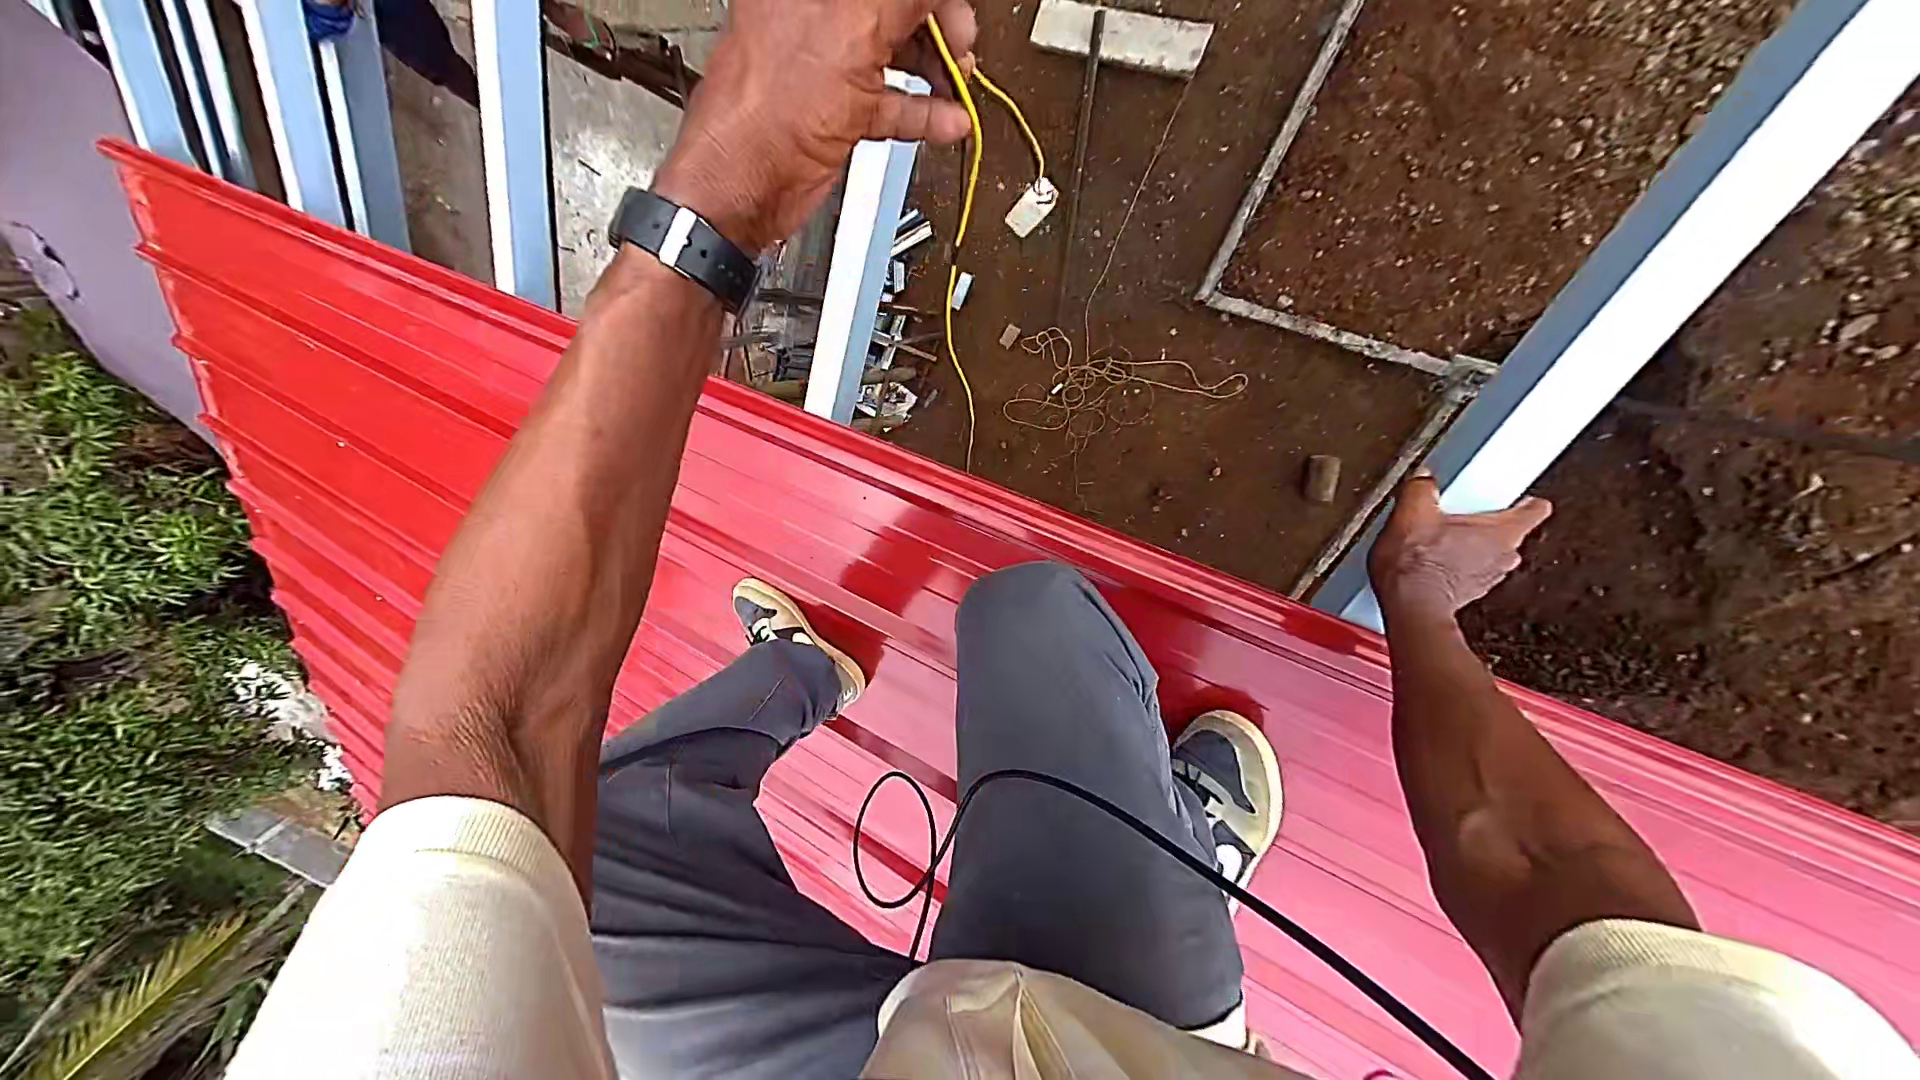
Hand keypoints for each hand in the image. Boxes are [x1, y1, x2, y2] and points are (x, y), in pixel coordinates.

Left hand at [653, 0, 978, 253]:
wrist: (747, 185)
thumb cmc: (769, 112)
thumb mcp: (850, 33)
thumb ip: (897, 3)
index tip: (955, 20)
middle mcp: (822, 17)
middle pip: (896, 10)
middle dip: (938, 27)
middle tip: (962, 51)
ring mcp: (831, 68)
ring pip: (896, 56)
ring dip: (936, 73)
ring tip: (960, 87)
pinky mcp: (838, 112)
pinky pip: (890, 106)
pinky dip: (922, 115)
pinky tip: (949, 122)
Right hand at [1368, 471, 1551, 620]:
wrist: (1408, 604)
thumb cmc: (1418, 565)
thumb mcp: (1410, 512)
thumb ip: (1422, 488)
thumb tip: (1422, 481)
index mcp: (1504, 531)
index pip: (1535, 508)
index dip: (1518, 498)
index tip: (1501, 495)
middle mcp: (1505, 556)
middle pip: (1503, 531)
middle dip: (1477, 524)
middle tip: (1448, 518)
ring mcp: (1488, 578)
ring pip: (1483, 553)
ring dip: (1462, 547)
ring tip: (1430, 543)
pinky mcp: (1467, 593)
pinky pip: (1464, 572)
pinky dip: (1449, 567)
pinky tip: (1423, 563)